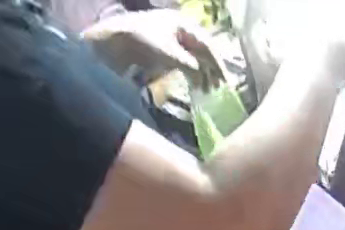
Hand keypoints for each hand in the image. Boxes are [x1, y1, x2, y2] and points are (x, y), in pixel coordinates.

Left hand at [82, 9, 225, 86]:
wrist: (119, 39)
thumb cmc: (145, 41)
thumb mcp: (171, 54)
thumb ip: (191, 66)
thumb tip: (203, 77)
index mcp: (184, 24)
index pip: (208, 45)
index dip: (218, 64)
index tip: (226, 81)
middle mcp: (182, 29)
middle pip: (204, 51)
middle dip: (212, 70)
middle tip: (219, 88)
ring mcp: (174, 38)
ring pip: (196, 58)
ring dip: (203, 74)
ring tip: (207, 90)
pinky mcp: (167, 49)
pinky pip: (187, 62)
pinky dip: (193, 74)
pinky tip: (195, 86)